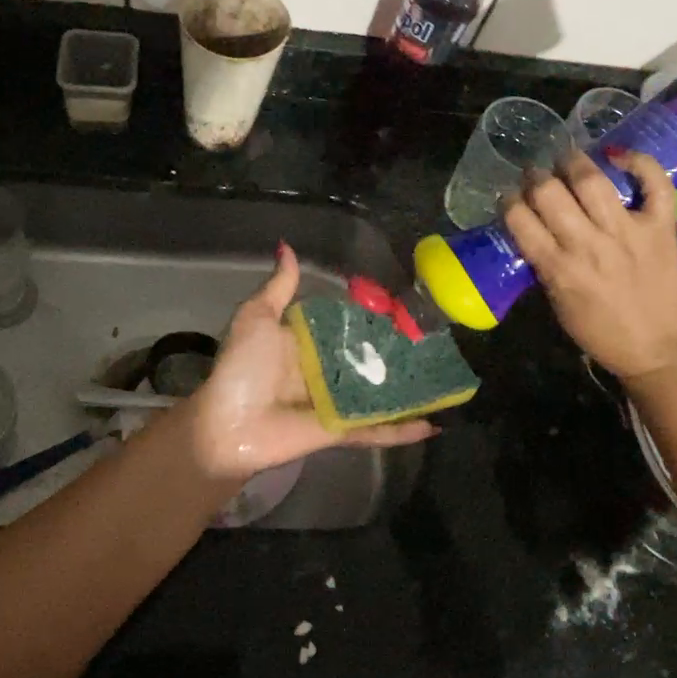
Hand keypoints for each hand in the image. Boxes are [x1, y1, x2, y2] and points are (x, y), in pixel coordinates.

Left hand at [181, 243, 435, 478]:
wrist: (228, 425)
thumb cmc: (242, 369)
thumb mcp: (256, 318)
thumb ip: (278, 287)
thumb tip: (288, 246)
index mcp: (308, 343)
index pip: (348, 326)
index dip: (375, 316)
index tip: (407, 306)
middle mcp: (327, 370)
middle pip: (371, 359)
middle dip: (401, 352)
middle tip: (440, 342)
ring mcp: (338, 402)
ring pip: (382, 393)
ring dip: (411, 389)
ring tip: (448, 379)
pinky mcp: (343, 430)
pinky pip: (377, 429)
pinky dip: (403, 429)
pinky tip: (434, 424)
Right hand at [503, 150, 676, 381]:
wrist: (658, 348)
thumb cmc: (600, 331)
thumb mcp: (557, 301)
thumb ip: (544, 262)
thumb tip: (532, 227)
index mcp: (559, 268)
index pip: (520, 219)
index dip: (508, 201)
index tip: (511, 198)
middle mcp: (589, 244)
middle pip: (549, 192)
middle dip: (535, 177)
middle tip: (537, 178)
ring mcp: (628, 232)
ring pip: (592, 180)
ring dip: (573, 162)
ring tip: (568, 161)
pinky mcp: (660, 227)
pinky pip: (655, 184)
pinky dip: (639, 163)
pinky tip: (619, 157)